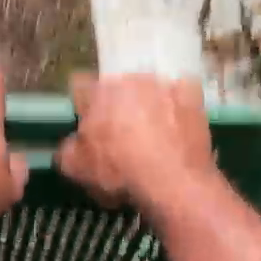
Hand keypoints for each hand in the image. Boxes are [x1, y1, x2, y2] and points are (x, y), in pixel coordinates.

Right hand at [61, 74, 216, 208]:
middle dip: (117, 103)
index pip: (79, 85)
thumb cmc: (120, 174)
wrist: (174, 182)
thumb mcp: (76, 170)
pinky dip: (175, 108)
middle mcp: (130, 79)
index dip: (82, 104)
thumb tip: (72, 144)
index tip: (87, 120)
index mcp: (97, 93)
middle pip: (117, 85)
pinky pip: (179, 95)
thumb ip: (67, 150)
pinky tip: (175, 129)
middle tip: (121, 131)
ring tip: (152, 132)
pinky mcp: (193, 94)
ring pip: (149, 88)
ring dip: (147, 104)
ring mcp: (164, 83)